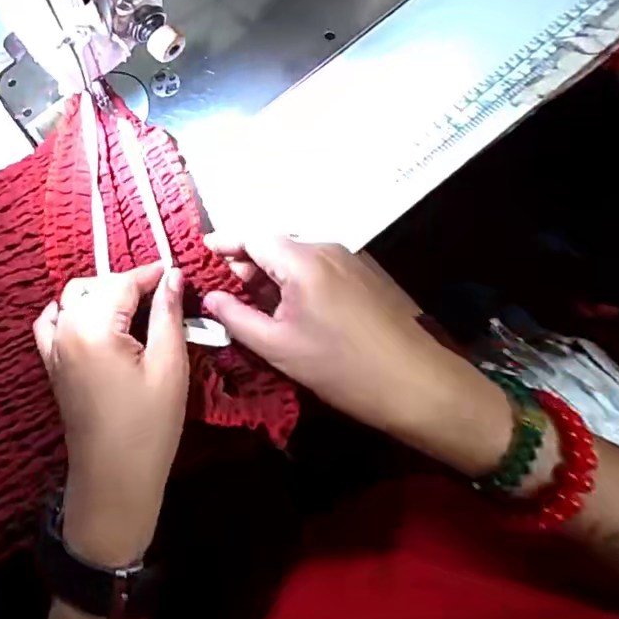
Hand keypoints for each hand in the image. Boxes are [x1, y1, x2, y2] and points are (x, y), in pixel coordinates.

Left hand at [34, 264, 188, 567]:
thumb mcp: (170, 367)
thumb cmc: (149, 426)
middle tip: (164, 296)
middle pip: (97, 285)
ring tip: (137, 308)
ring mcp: (53, 348)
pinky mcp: (51, 365)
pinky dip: (70, 310)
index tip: (176, 272)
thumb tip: (173, 276)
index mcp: (94, 328)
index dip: (152, 274)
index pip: (122, 282)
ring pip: (74, 298)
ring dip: (104, 294)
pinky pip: (52, 322)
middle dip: (129, 283)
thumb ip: (168, 314)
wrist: (114, 481)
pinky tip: (93, 316)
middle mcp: (66, 331)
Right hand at [200, 235, 511, 478]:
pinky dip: (296, 278)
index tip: (201, 250)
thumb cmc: (341, 368)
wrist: (416, 382)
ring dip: (272, 272)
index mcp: (302, 259)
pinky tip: (290, 308)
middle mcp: (326, 247)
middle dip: (247, 261)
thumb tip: (211, 297)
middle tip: (226, 290)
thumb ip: (237, 318)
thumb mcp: (279, 347)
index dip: (225, 242)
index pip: (253, 235)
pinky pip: (318, 265)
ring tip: (255, 304)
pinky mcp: (363, 273)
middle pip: (276, 243)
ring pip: (297, 255)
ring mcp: (349, 258)